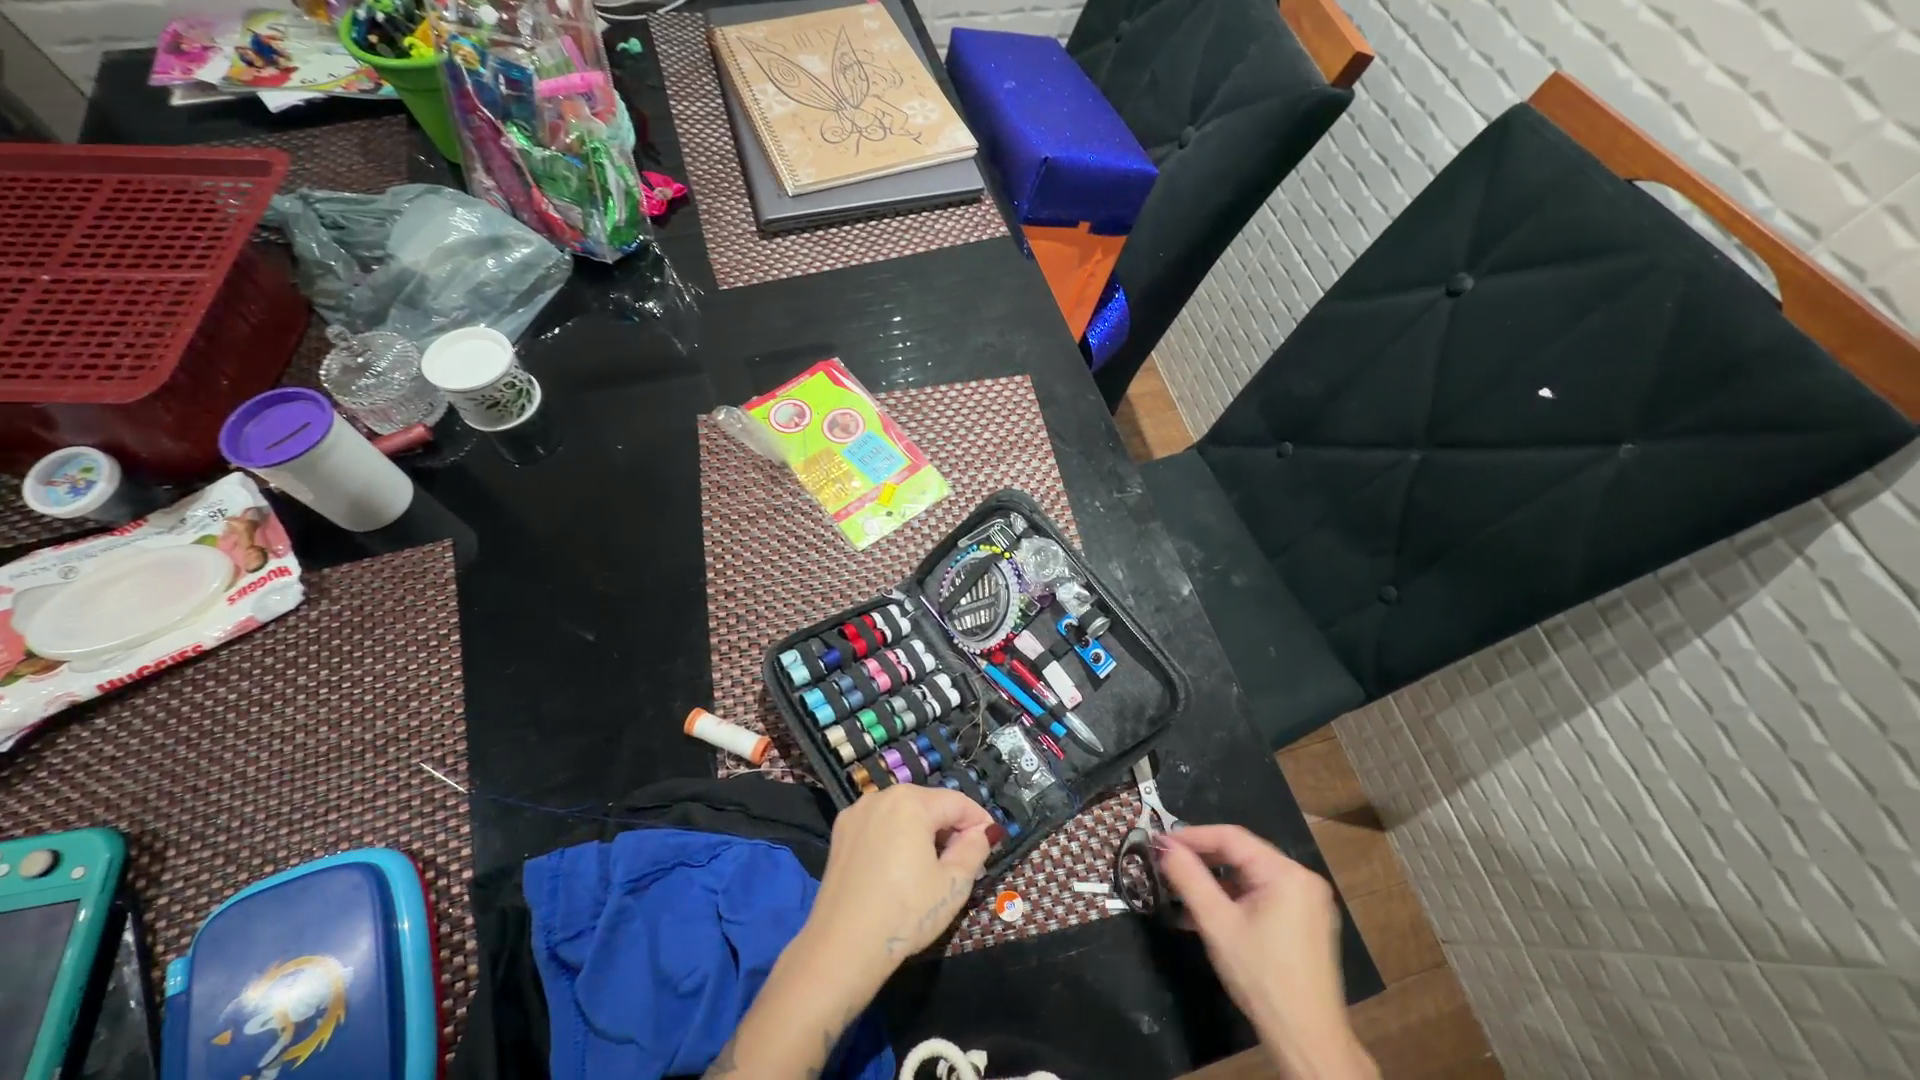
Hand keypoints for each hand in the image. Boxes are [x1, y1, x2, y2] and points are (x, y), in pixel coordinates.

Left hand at [802, 785, 994, 983]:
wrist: (842, 947)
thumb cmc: (905, 912)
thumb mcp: (953, 883)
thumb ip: (975, 848)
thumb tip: (983, 832)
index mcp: (909, 802)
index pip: (957, 802)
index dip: (980, 821)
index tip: (992, 844)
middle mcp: (879, 797)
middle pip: (929, 804)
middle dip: (951, 828)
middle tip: (966, 861)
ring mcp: (855, 815)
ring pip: (903, 814)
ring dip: (925, 833)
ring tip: (935, 868)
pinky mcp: (840, 835)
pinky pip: (881, 826)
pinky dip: (898, 839)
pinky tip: (902, 870)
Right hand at [1157, 826, 1376, 1079]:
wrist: (1306, 1034)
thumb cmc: (1260, 975)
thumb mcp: (1217, 924)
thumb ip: (1189, 879)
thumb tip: (1164, 846)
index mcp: (1286, 873)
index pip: (1232, 837)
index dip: (1193, 836)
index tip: (1161, 842)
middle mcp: (1303, 879)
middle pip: (1244, 856)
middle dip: (1204, 860)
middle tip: (1168, 865)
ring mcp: (1309, 902)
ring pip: (1252, 878)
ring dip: (1217, 883)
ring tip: (1182, 894)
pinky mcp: (1307, 923)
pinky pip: (1265, 897)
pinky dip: (1236, 901)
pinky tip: (1210, 915)